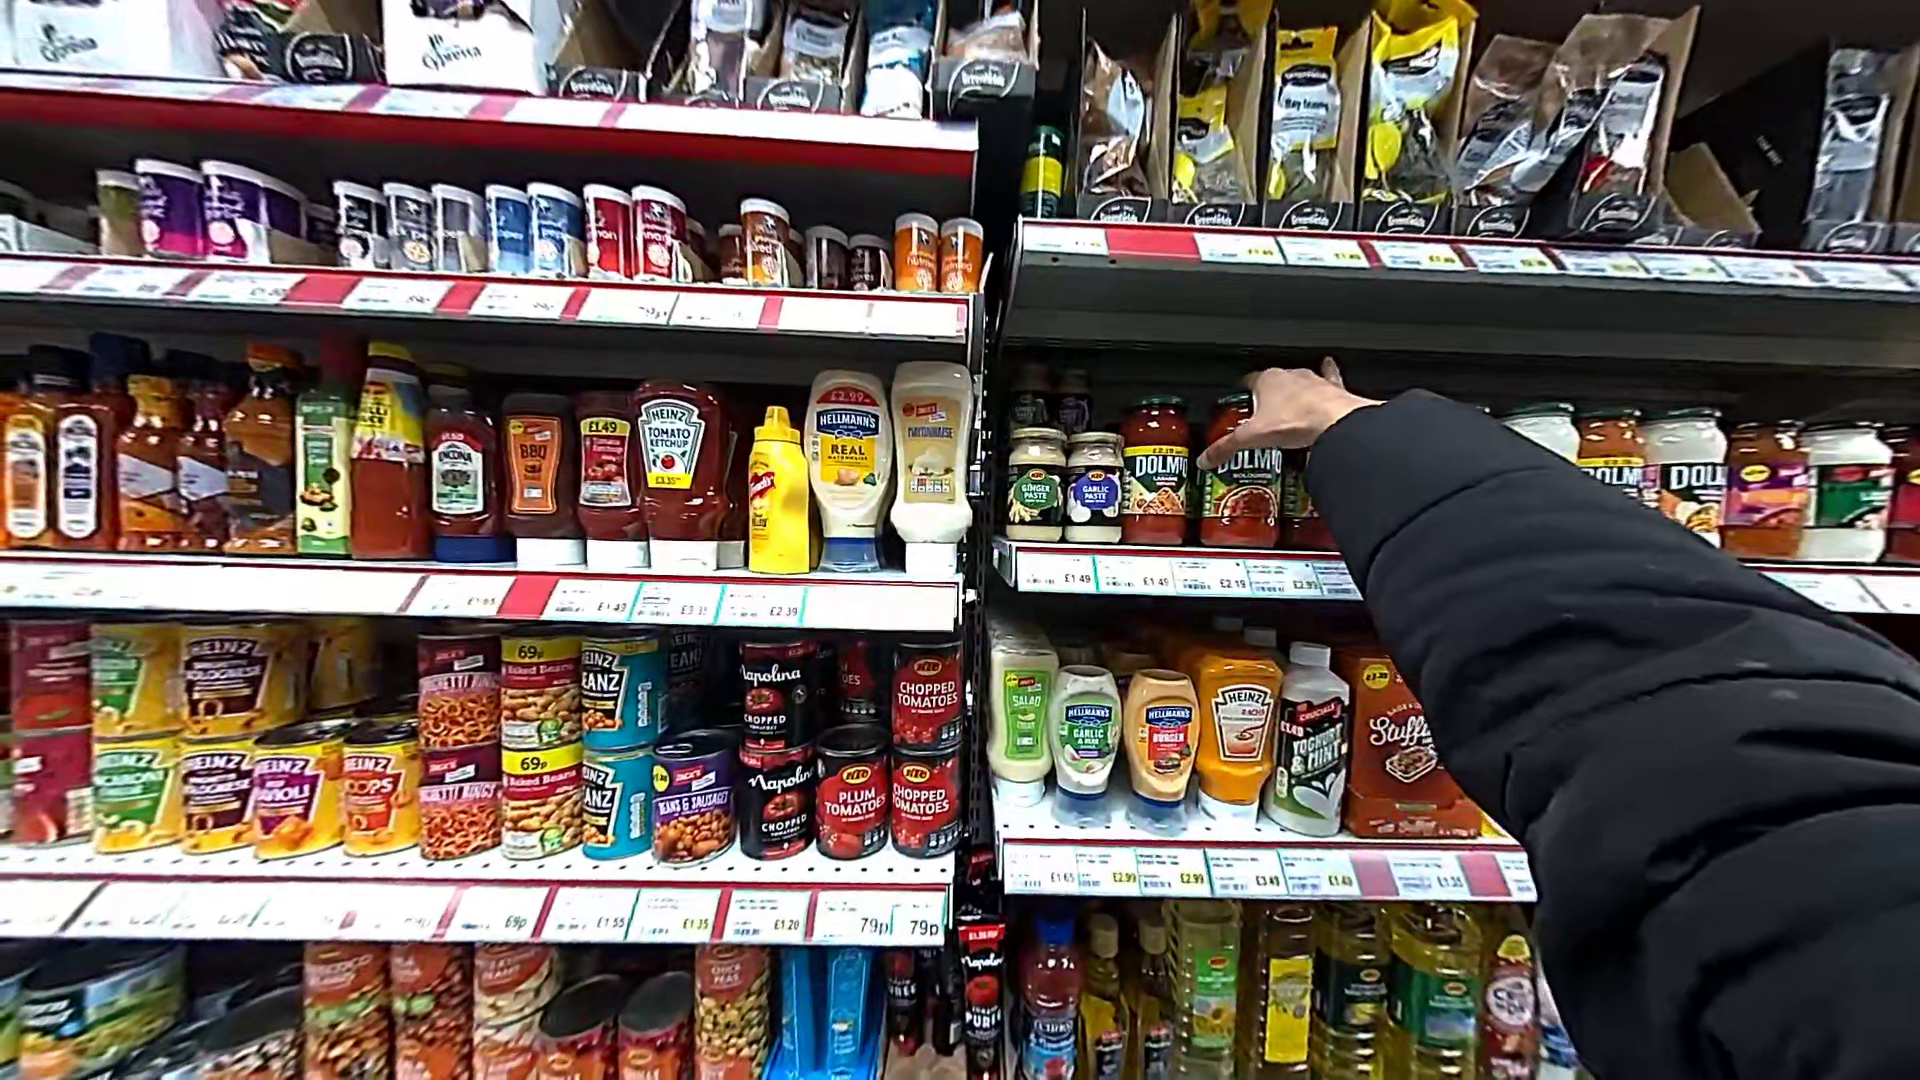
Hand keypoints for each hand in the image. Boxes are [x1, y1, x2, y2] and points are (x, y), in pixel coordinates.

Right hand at [1194, 359, 1379, 469]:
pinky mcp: (1335, 393)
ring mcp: (1315, 382)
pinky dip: (1328, 386)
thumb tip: (1205, 458)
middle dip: (1265, 397)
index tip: (1236, 405)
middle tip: (1259, 416)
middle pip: (1272, 384)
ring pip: (1299, 383)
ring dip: (1293, 394)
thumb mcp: (1250, 438)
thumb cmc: (1296, 420)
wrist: (1338, 423)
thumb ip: (1224, 447)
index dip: (1239, 394)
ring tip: (1287, 410)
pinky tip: (1328, 385)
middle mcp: (1291, 376)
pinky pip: (1330, 384)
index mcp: (1267, 379)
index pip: (1245, 381)